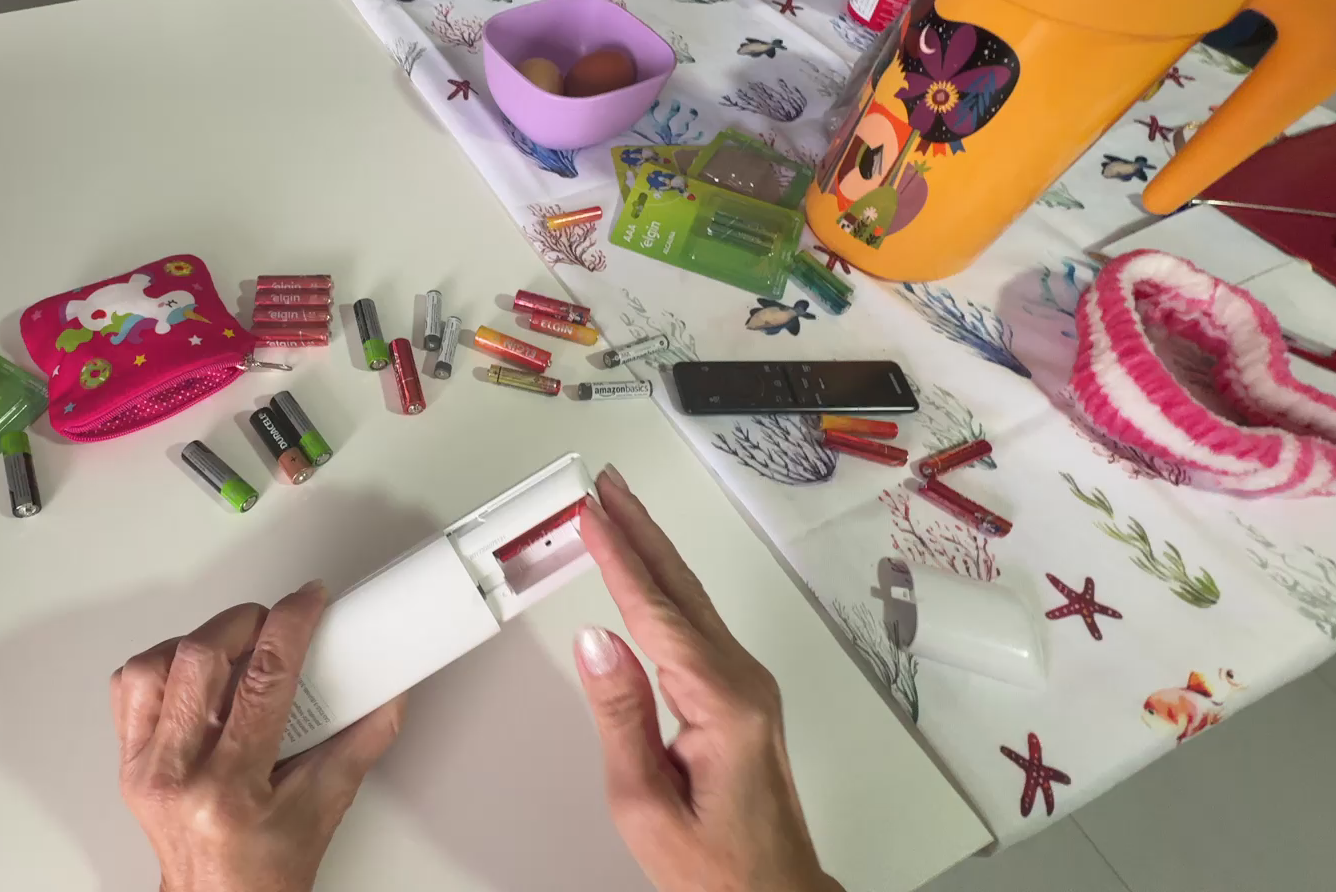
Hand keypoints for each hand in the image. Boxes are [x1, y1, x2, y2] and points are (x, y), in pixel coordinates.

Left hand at [112, 581, 406, 891]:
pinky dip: (162, 663)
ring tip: (234, 645)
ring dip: (199, 640)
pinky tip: (193, 670)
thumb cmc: (265, 874)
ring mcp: (145, 768)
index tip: (309, 599)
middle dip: (245, 621)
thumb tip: (389, 691)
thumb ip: (363, 740)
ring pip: (155, 665)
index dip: (291, 624)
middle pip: (200, 659)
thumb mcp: (326, 807)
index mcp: (231, 788)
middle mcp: (177, 774)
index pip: (264, 679)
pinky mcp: (129, 762)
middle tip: (274, 622)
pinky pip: (129, 687)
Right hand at [573, 466, 842, 891]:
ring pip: (687, 592)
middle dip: (638, 526)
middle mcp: (740, 679)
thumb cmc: (711, 865)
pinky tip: (644, 561)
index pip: (655, 612)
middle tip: (606, 483)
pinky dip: (661, 576)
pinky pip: (692, 613)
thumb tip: (595, 639)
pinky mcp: (737, 683)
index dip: (618, 557)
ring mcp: (744, 677)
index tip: (592, 514)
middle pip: (678, 584)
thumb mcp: (642, 801)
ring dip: (650, 542)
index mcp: (721, 703)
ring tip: (618, 505)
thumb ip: (619, 714)